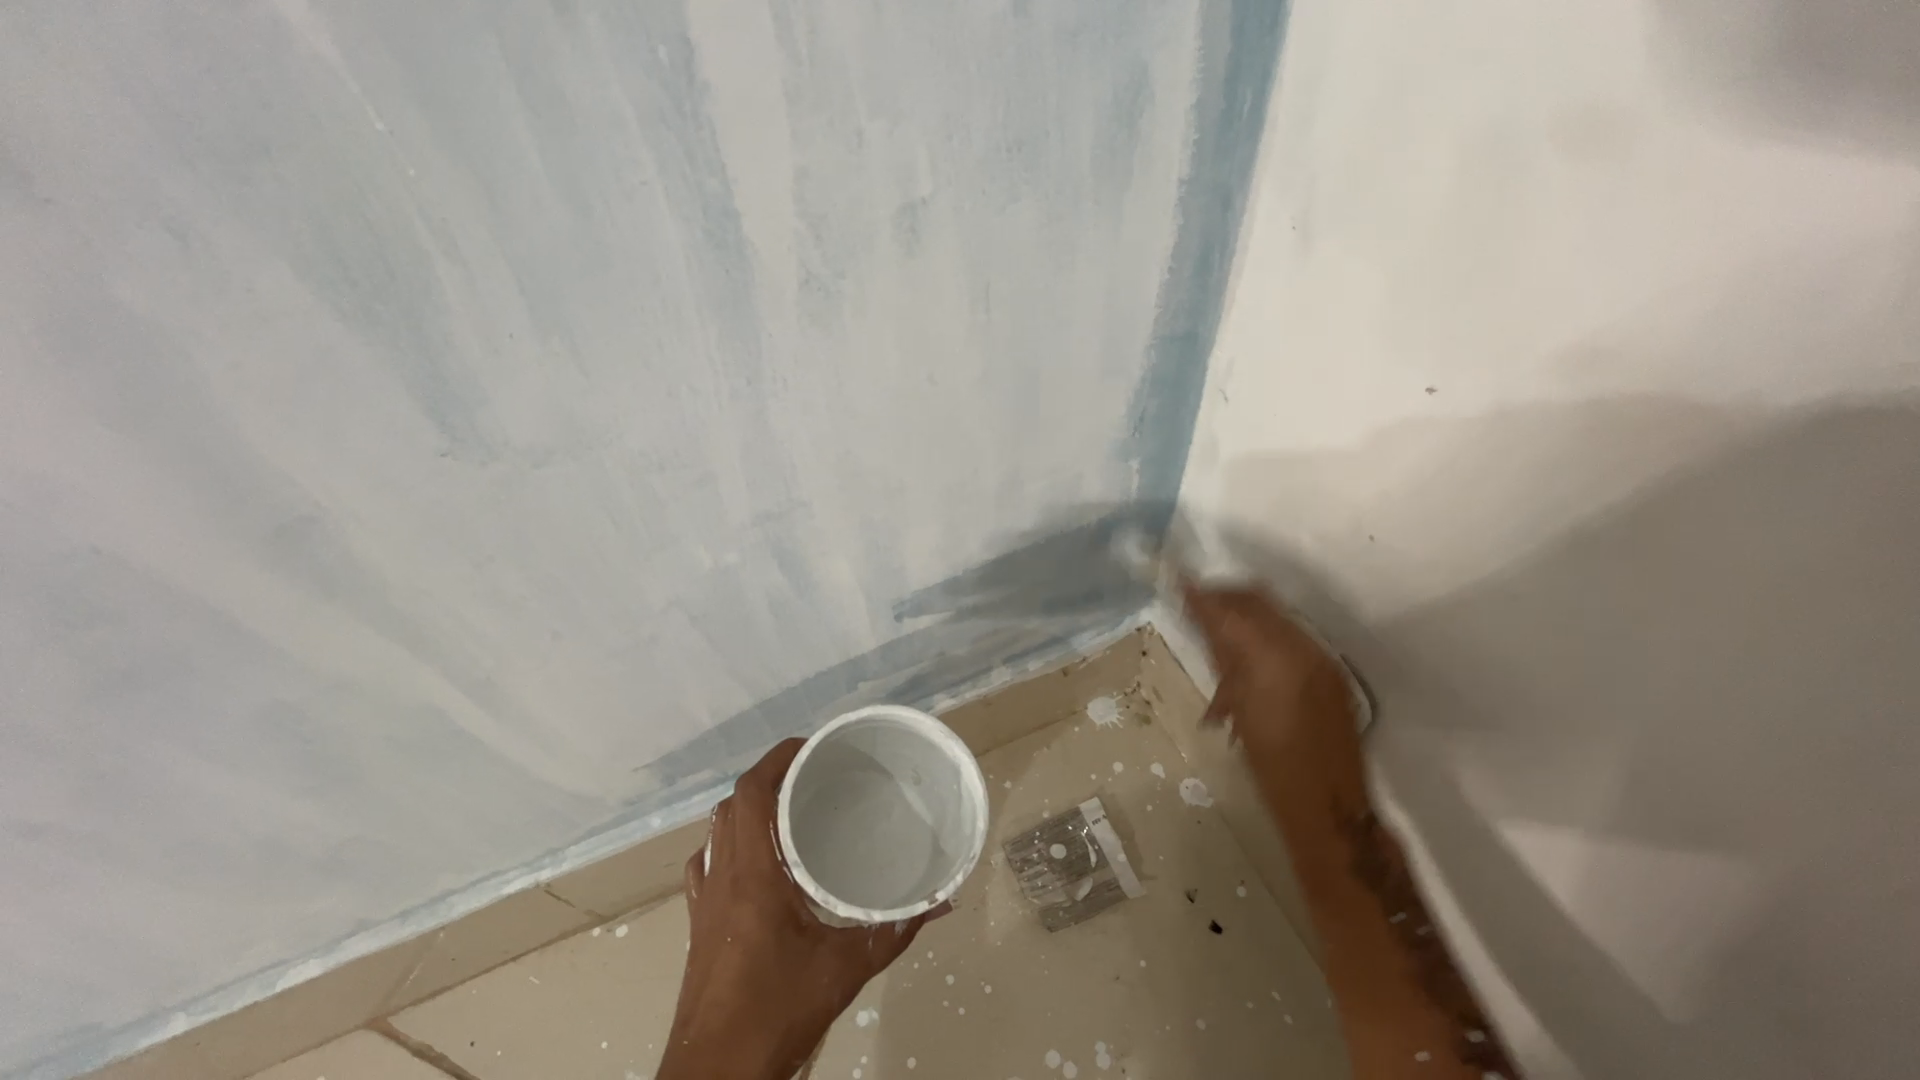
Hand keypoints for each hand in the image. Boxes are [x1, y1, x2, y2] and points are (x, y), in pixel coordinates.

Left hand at [658, 738, 943, 1079]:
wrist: (716, 1072)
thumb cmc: (778, 1010)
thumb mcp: (847, 969)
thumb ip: (895, 929)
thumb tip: (941, 901)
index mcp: (752, 875)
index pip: (752, 793)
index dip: (778, 759)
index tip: (814, 747)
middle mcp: (721, 876)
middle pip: (732, 804)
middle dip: (769, 777)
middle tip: (814, 774)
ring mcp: (703, 899)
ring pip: (717, 830)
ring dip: (747, 808)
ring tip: (789, 807)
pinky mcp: (697, 923)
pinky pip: (708, 863)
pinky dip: (730, 844)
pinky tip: (756, 860)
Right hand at [1179, 578, 1368, 825]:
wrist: (1327, 807)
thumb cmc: (1272, 767)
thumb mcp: (1240, 710)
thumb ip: (1225, 661)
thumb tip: (1207, 624)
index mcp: (1276, 657)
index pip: (1233, 608)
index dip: (1202, 594)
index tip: (1176, 579)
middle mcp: (1302, 648)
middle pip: (1256, 603)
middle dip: (1223, 599)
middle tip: (1192, 608)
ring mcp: (1319, 661)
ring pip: (1271, 619)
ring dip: (1240, 622)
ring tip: (1213, 651)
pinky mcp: (1328, 675)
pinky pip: (1288, 639)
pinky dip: (1261, 641)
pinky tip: (1241, 673)